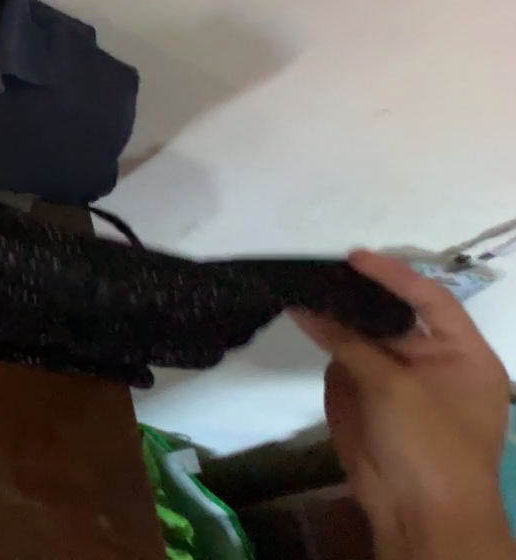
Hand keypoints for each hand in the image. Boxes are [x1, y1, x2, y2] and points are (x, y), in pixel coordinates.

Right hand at [293, 250, 514, 558]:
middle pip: (395, 310)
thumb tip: (301, 306)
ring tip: (300, 281)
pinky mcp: (361, 383)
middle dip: (359, 287)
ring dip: (333, 306)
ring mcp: (394, 371)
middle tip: (317, 265)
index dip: (396, 275)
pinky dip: (319, 327)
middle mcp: (431, 357)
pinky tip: (296, 310)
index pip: (433, 301)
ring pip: (362, 326)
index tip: (352, 256)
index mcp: (464, 357)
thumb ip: (347, 341)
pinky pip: (339, 346)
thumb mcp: (393, 387)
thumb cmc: (429, 444)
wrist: (416, 503)